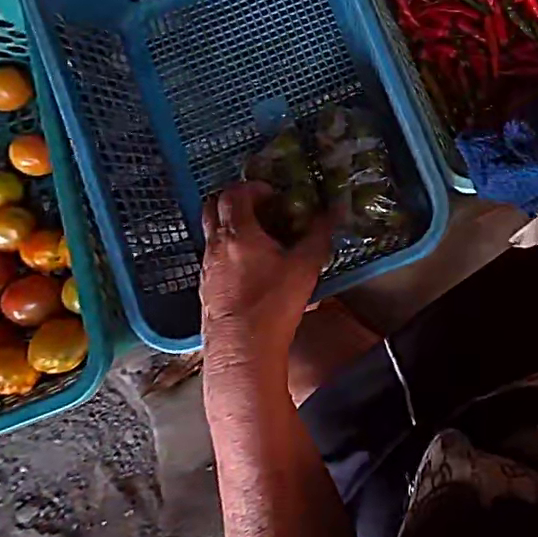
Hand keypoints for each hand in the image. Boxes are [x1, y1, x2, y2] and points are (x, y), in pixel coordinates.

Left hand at [200, 181, 333, 377]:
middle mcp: (216, 244)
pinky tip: (248, 267)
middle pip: (213, 206)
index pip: (234, 193)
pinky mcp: (205, 287)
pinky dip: (226, 250)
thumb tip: (333, 212)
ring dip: (230, 225)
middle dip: (235, 200)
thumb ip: (318, 236)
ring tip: (257, 237)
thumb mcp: (305, 267)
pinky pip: (211, 256)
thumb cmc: (273, 304)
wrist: (241, 349)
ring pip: (210, 232)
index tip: (272, 194)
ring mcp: (206, 266)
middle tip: (259, 208)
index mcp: (238, 232)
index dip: (252, 187)